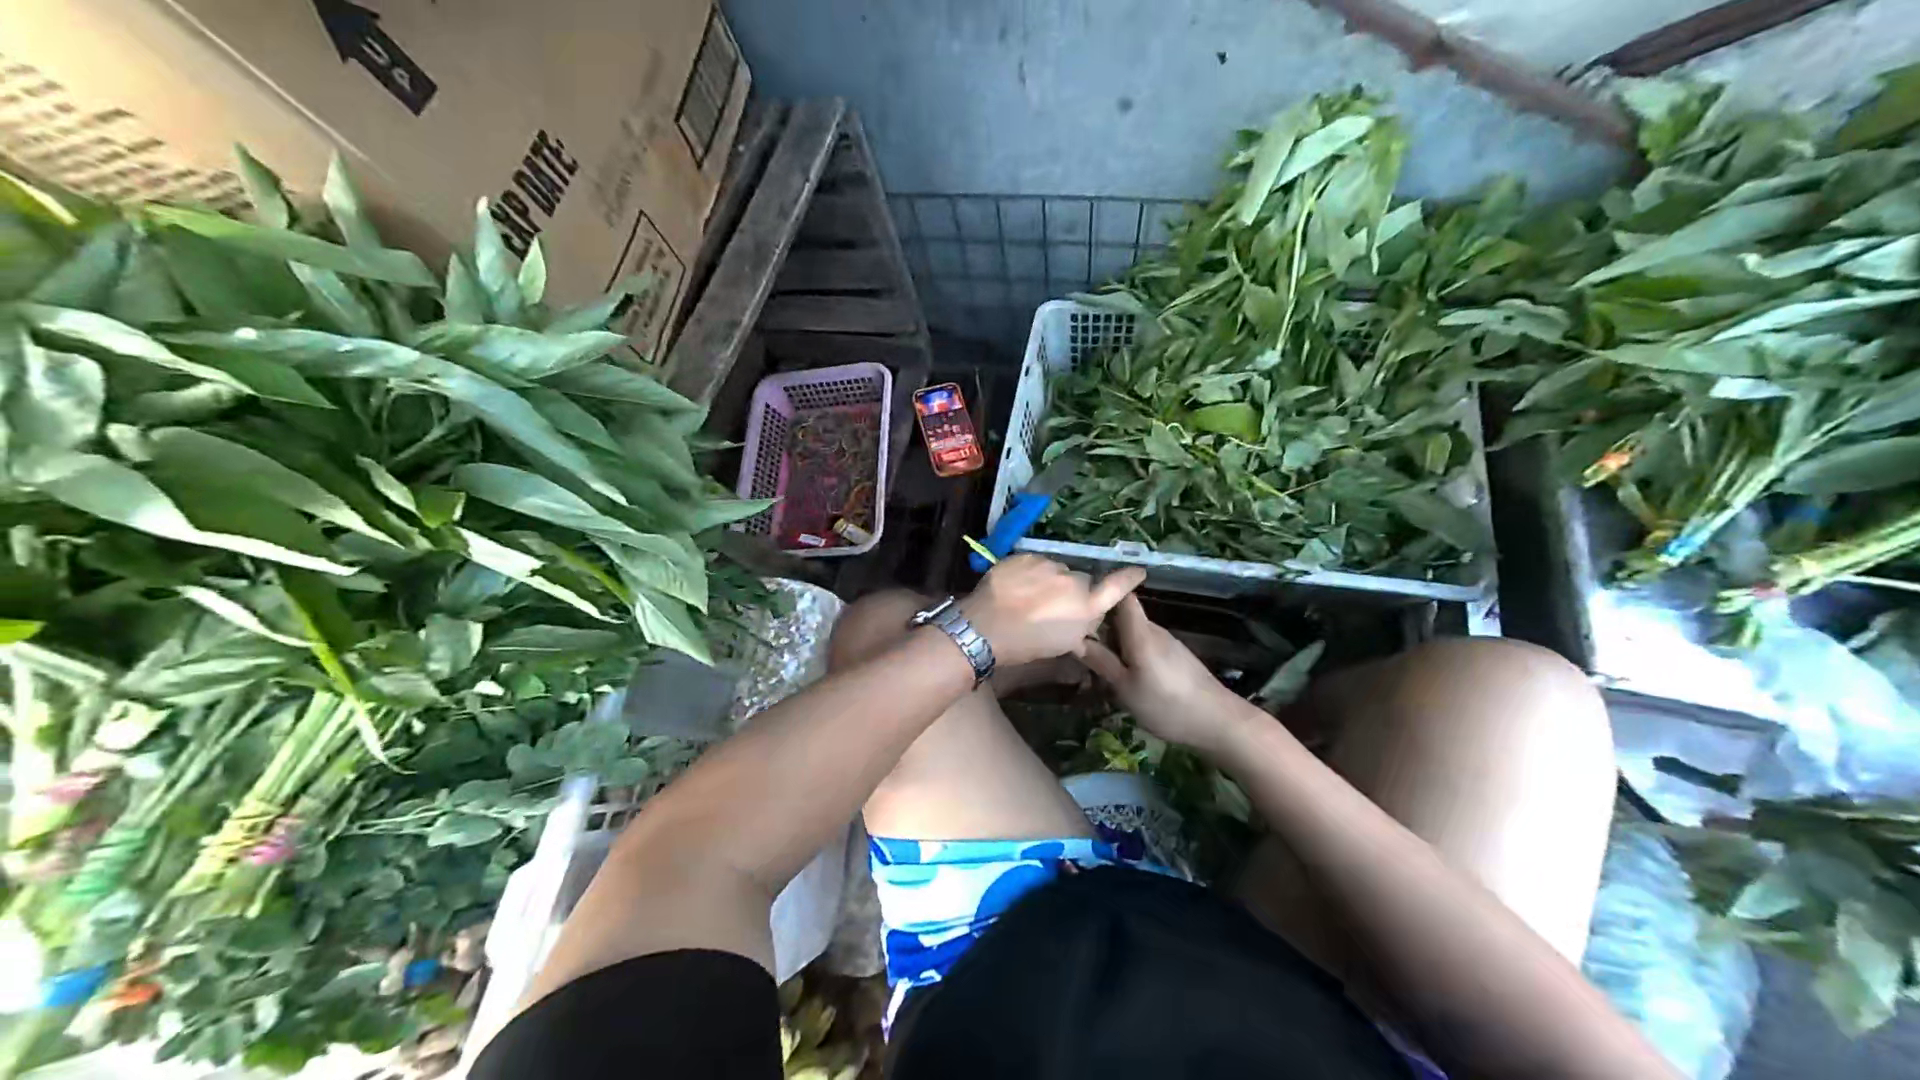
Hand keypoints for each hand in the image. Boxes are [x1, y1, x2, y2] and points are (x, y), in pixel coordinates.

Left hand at [959, 555, 1145, 667]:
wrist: (985, 628)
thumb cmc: (1026, 645)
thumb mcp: (1064, 644)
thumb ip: (1082, 625)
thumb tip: (1087, 615)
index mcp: (1086, 606)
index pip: (1117, 586)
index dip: (1129, 578)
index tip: (1139, 570)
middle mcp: (1072, 580)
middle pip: (1081, 579)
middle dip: (1072, 590)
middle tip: (1052, 606)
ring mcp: (1047, 565)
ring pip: (1056, 569)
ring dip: (1049, 580)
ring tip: (1029, 598)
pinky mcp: (1024, 557)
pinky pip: (1034, 563)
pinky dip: (1029, 573)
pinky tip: (1015, 588)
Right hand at [1080, 596, 1246, 752]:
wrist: (1217, 721)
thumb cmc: (1166, 704)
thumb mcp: (1125, 688)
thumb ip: (1101, 662)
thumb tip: (1074, 639)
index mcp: (1140, 633)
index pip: (1122, 596)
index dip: (1102, 593)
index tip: (1080, 603)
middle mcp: (1154, 630)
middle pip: (1124, 614)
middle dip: (1102, 623)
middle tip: (1077, 639)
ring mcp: (1167, 643)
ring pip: (1134, 631)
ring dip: (1115, 640)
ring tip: (1095, 658)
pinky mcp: (1175, 656)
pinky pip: (1145, 644)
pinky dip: (1130, 652)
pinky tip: (1123, 672)